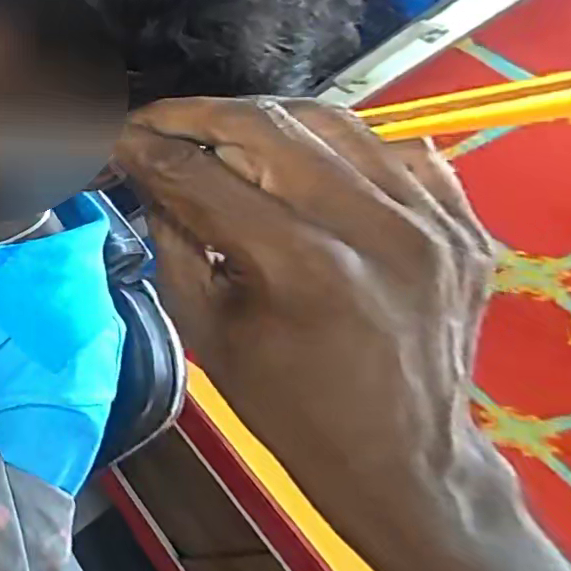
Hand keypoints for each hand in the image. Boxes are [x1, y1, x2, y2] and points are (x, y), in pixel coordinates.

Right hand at [113, 97, 506, 557]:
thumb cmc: (279, 397)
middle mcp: (376, 227)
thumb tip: (145, 171)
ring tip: (207, 129)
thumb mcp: (198, 318)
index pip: (199, 175)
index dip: (142, 147)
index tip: (108, 134)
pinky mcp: (462, 221)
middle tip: (147, 121)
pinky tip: (288, 154)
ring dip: (251, 117)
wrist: (399, 454)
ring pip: (327, 119)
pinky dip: (326, 138)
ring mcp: (432, 219)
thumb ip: (172, 233)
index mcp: (300, 265)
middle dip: (189, 115)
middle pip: (264, 128)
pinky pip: (386, 144)